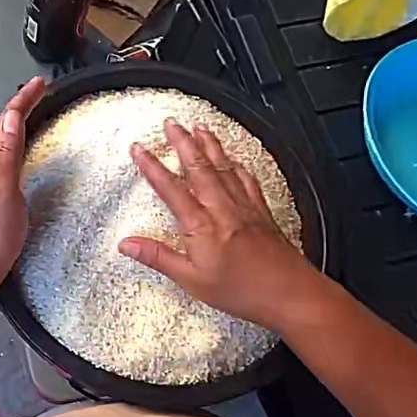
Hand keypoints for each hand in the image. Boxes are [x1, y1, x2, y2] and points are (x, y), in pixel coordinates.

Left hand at [0, 76, 46, 291]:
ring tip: (35, 108)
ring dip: (17, 123)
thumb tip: (13, 118)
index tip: (40, 83)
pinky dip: (14, 142)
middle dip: (20, 106)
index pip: (3, 122)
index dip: (22, 100)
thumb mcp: (3, 193)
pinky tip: (22, 144)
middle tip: (42, 91)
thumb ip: (8, 154)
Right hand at [120, 119, 329, 330]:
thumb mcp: (191, 280)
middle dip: (183, 142)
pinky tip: (233, 159)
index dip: (152, 166)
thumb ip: (158, 257)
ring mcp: (244, 207)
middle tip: (171, 123)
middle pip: (199, 167)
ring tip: (199, 128)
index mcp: (201, 225)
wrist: (288, 292)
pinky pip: (246, 179)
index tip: (139, 149)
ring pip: (223, 167)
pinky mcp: (261, 211)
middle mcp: (223, 208)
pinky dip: (236, 164)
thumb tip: (128, 244)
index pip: (170, 188)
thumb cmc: (243, 290)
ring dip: (209, 145)